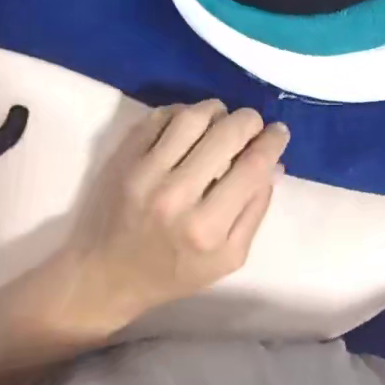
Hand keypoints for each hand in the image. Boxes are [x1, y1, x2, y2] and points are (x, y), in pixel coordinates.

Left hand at [41, 101, 287, 335]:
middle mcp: (176, 195)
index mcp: (208, 228)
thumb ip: (255, 210)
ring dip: (215, 110)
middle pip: (226, 132)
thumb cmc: (173, 272)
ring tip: (221, 120)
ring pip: (192, 115)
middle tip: (252, 124)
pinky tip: (189, 125)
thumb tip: (274, 163)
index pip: (253, 167)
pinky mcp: (124, 156)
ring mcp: (145, 171)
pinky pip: (160, 116)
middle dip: (249, 120)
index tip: (278, 131)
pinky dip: (182, 112)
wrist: (106, 274)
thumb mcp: (227, 259)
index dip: (272, 141)